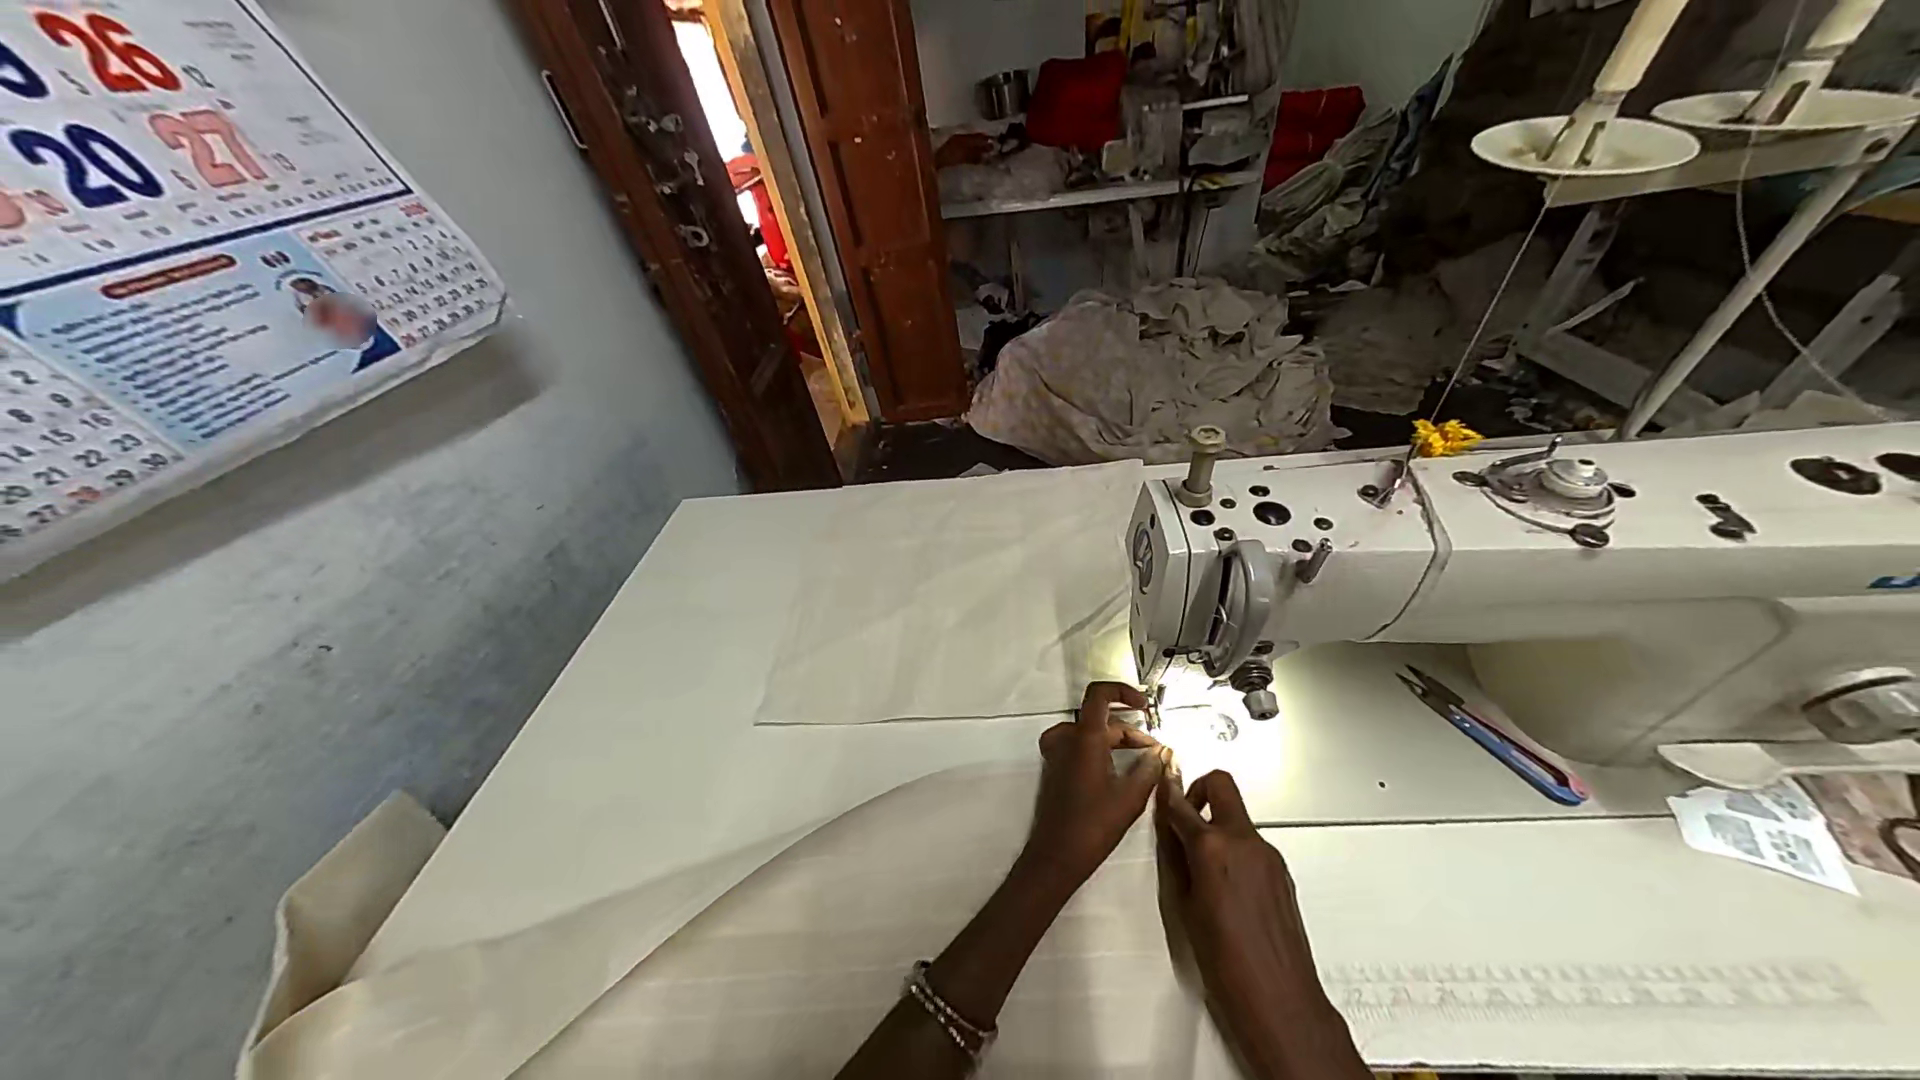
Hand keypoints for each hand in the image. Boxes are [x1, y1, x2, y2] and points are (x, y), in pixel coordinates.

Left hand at [1018, 682, 1168, 894]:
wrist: (1057, 855)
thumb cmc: (1092, 825)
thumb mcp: (1131, 796)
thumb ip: (1149, 769)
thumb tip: (1160, 752)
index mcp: (1084, 739)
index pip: (1099, 695)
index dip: (1122, 691)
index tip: (1143, 704)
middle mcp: (1067, 740)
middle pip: (1101, 719)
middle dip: (1130, 730)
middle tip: (1153, 751)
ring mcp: (1058, 754)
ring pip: (1091, 734)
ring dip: (1116, 741)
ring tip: (1141, 761)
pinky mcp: (1056, 769)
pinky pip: (1080, 747)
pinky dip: (1101, 750)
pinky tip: (1118, 772)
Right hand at [1157, 770, 1366, 1079]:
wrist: (1278, 999)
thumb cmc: (1227, 963)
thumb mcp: (1184, 904)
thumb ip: (1178, 857)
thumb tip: (1171, 832)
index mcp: (1213, 848)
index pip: (1182, 802)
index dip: (1166, 791)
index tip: (1160, 785)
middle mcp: (1245, 842)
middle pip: (1221, 784)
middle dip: (1198, 789)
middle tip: (1183, 809)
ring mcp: (1268, 855)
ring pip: (1237, 816)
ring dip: (1217, 822)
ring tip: (1199, 858)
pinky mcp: (1281, 871)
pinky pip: (1251, 843)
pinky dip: (1233, 846)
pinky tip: (1222, 879)